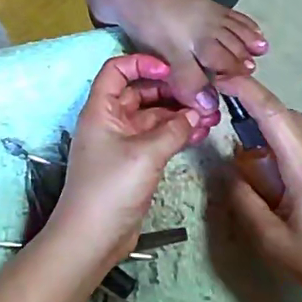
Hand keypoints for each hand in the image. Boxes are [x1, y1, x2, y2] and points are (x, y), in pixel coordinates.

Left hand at [46, 55, 205, 265]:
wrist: (91, 238)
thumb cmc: (110, 189)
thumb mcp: (145, 154)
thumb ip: (173, 130)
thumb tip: (196, 114)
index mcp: (101, 109)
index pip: (117, 70)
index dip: (142, 63)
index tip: (171, 69)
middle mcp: (110, 120)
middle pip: (141, 92)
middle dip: (170, 91)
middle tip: (203, 94)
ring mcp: (123, 142)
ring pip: (153, 116)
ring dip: (179, 114)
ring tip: (209, 115)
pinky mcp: (135, 162)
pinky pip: (157, 138)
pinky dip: (177, 133)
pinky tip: (201, 133)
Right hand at [218, 75, 301, 301]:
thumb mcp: (274, 243)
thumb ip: (245, 201)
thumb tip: (232, 172)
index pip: (274, 114)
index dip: (247, 90)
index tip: (223, 78)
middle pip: (290, 119)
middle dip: (260, 120)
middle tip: (239, 149)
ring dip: (280, 141)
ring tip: (268, 181)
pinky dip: (298, 154)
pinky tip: (295, 191)